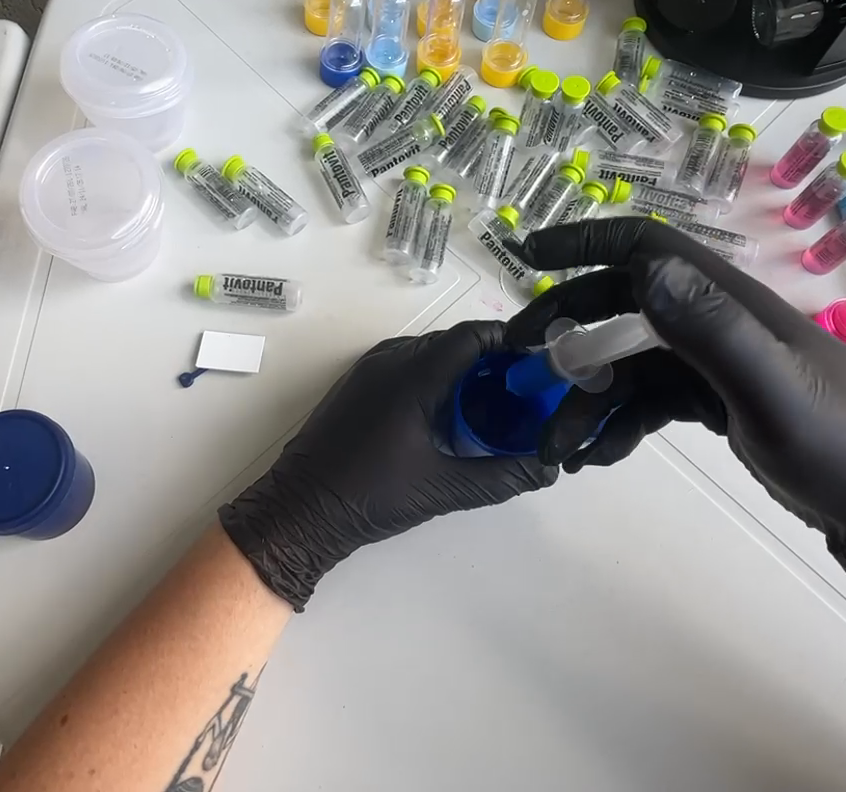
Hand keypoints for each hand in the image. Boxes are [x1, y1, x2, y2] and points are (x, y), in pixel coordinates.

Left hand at [220, 320, 556, 609]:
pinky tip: (448, 410)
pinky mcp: (356, 383)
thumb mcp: (443, 489)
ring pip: (427, 352)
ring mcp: (368, 369)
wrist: (300, 508)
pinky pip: (405, 364)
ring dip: (460, 367)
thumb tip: (545, 470)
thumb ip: (500, 476)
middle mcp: (389, 360)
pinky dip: (433, 375)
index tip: (536, 363)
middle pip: (452, 341)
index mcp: (412, 376)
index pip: (470, 336)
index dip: (508, 342)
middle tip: (521, 388)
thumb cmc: (370, 496)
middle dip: (490, 359)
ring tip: (491, 400)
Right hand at [508, 218, 845, 597]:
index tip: (526, 254)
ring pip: (628, 363)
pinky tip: (599, 456)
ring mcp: (715, 363)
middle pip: (620, 303)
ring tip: (559, 448)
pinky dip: (617, 423)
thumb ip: (711, 329)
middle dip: (564, 327)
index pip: (645, 248)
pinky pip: (648, 401)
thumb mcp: (777, 393)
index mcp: (727, 302)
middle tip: (517, 358)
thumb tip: (645, 267)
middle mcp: (715, 322)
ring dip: (586, 398)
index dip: (583, 241)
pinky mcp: (717, 401)